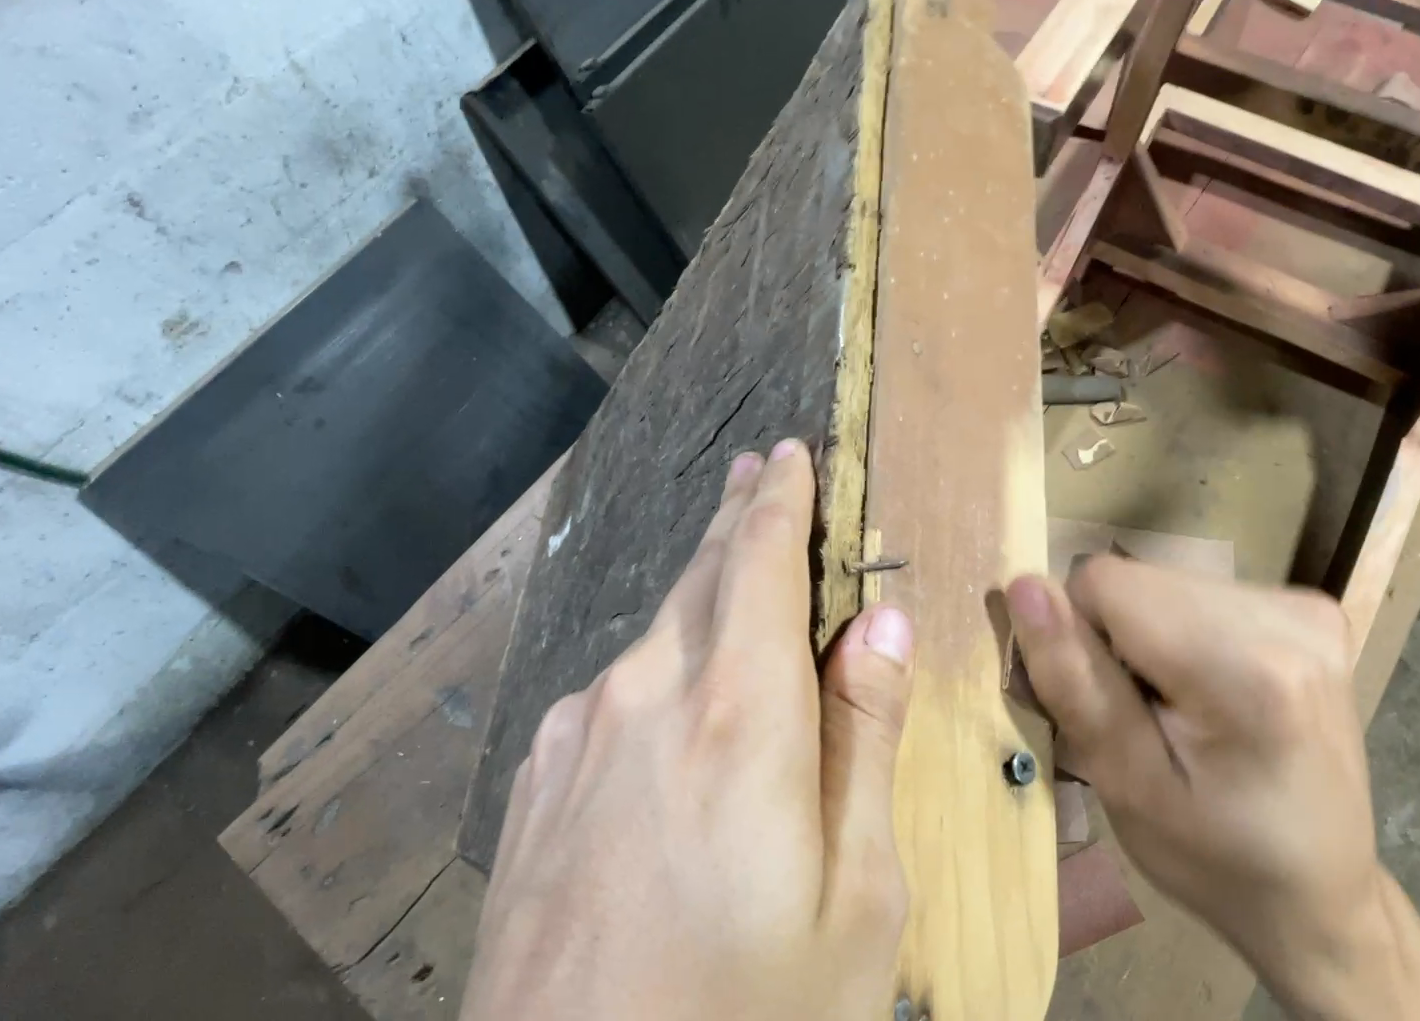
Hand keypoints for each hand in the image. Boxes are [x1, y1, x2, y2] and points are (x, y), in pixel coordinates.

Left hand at [462, 439, 916, 1020]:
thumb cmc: (750, 1014)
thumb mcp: (856, 896)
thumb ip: (865, 741)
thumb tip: (881, 624)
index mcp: (739, 715)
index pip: (760, 562)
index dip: (779, 500)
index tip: (789, 454)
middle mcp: (646, 699)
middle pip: (700, 576)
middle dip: (736, 519)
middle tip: (760, 473)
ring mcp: (576, 737)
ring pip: (655, 633)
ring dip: (700, 594)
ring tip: (731, 570)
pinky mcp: (538, 781)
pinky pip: (611, 693)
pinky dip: (656, 666)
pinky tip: (671, 697)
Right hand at [1009, 558, 1419, 1020]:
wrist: (1317, 890)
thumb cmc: (1213, 857)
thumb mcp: (1124, 786)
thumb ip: (1074, 681)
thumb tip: (1023, 587)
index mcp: (1246, 669)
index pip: (1103, 583)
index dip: (1079, 637)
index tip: (1105, 704)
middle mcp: (1288, 618)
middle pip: (1136, 581)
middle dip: (1115, 638)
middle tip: (1141, 718)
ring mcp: (1308, 609)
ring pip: (1162, 582)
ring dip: (1148, 638)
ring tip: (1177, 710)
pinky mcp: (1313, 610)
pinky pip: (1199, 592)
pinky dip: (1184, 635)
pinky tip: (1213, 692)